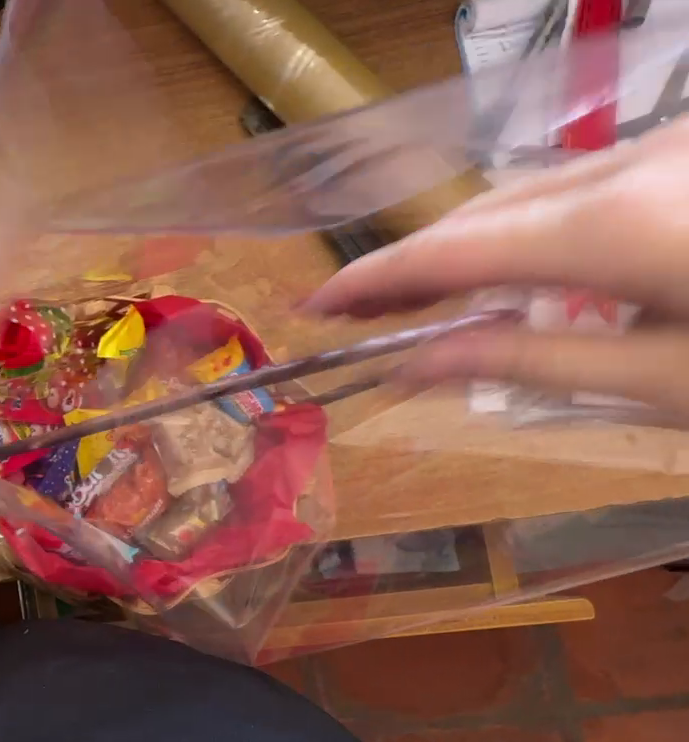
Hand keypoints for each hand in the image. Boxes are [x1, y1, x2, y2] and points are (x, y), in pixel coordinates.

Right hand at [305, 117, 688, 414]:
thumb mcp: (664, 378)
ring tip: (407, 299)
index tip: (306, 305)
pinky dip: (523, 228)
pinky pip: (585, 184)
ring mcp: (678, 146)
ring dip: (460, 247)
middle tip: (348, 315)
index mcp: (617, 226)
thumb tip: (408, 369)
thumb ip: (529, 362)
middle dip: (406, 265)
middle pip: (481, 214)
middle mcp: (641, 163)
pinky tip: (501, 265)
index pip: (446, 250)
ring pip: (528, 195)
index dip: (365, 278)